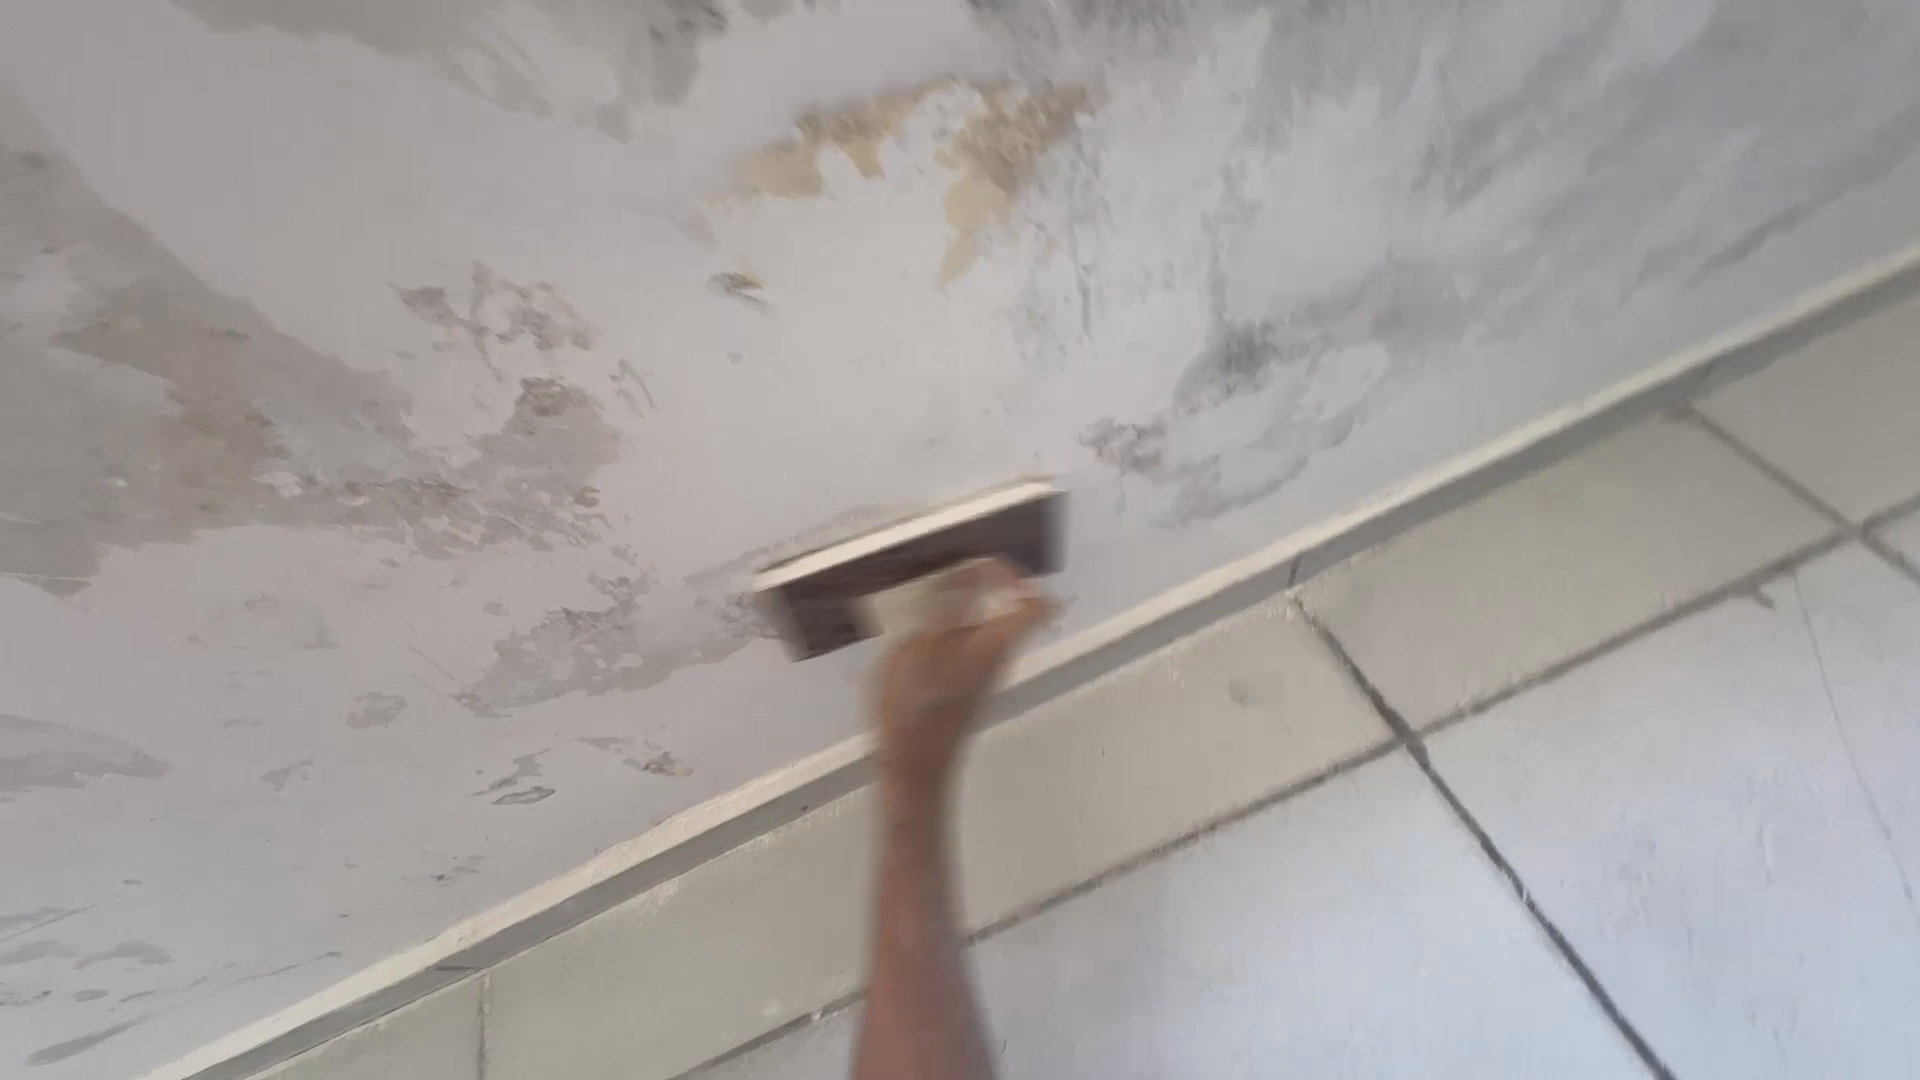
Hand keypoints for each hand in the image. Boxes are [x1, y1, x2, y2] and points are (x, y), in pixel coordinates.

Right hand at [871, 558, 1052, 812]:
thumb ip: (944, 613)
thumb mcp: (918, 651)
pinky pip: (970, 641)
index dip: (1011, 576)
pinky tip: (915, 627)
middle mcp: (998, 656)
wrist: (913, 768)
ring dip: (964, 604)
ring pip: (988, 624)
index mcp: (993, 645)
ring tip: (925, 595)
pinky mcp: (968, 684)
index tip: (979, 561)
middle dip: (984, 583)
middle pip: (1011, 610)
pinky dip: (951, 625)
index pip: (1031, 603)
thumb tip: (963, 580)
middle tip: (948, 572)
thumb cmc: (913, 710)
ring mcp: (984, 672)